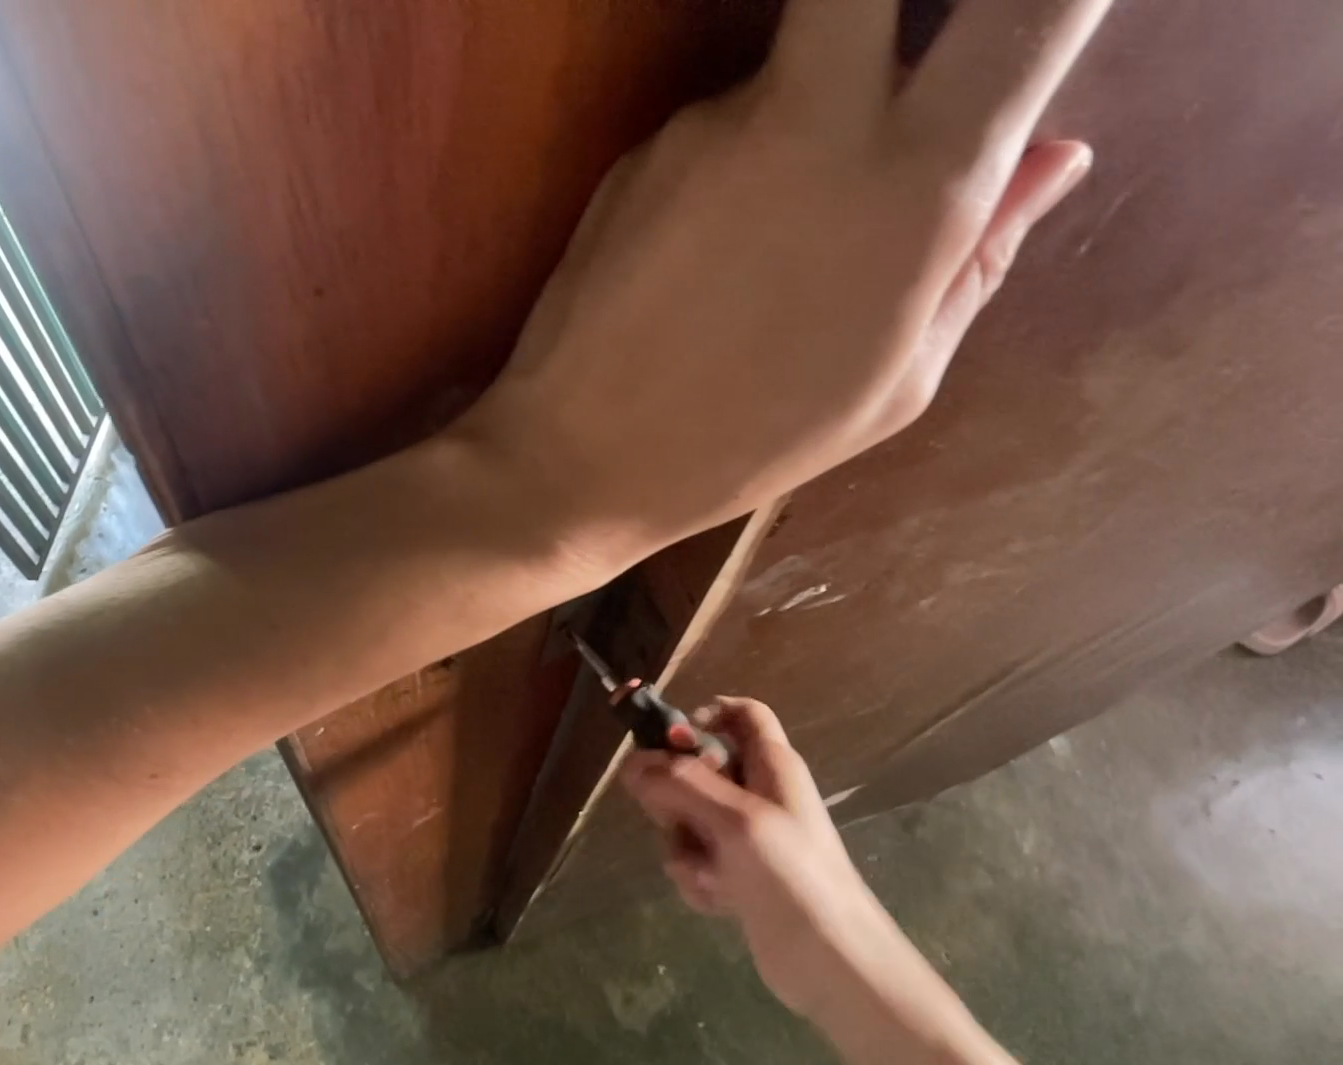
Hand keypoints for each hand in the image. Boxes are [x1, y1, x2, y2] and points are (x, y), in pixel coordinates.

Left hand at [459, 0, 1110, 565]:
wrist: (575, 457)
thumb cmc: (747, 445)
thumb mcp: (894, 384)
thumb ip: (978, 260)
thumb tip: (1050, 155)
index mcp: (913, 183)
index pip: (1034, 7)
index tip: (1035, 12)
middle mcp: (809, 118)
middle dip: (878, 8)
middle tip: (887, 79)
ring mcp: (704, 127)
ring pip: (786, 71)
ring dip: (803, 121)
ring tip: (758, 256)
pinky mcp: (633, 154)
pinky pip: (711, 137)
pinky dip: (727, 172)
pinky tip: (694, 264)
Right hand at [621, 698, 894, 1014]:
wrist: (834, 966)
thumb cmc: (794, 877)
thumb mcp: (735, 819)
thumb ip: (680, 783)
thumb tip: (630, 764)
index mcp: (770, 765)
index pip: (739, 712)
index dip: (704, 715)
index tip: (670, 739)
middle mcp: (757, 792)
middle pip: (695, 766)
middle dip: (673, 791)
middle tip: (673, 814)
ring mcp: (745, 835)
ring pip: (685, 814)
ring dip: (682, 842)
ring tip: (706, 870)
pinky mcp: (735, 872)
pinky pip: (693, 855)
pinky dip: (695, 875)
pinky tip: (715, 898)